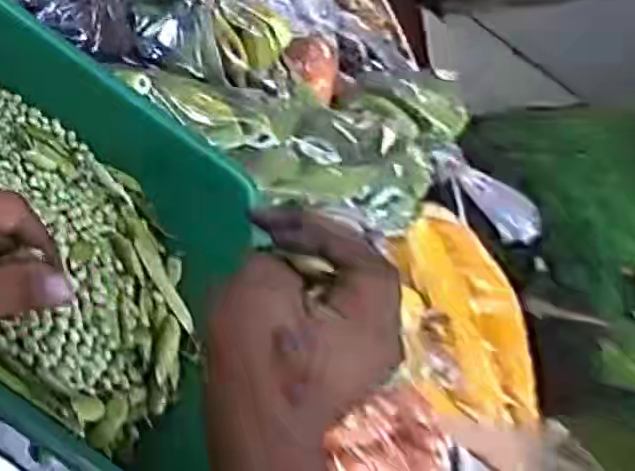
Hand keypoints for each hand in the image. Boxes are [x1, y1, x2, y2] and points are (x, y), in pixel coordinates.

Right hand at [209, 209, 401, 440]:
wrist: (254, 415)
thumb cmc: (257, 349)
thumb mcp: (258, 286)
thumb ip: (276, 260)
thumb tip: (280, 259)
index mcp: (372, 321)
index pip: (366, 258)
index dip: (320, 228)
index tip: (270, 221)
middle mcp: (381, 338)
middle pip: (359, 274)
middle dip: (313, 243)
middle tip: (266, 229)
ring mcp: (361, 354)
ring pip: (343, 292)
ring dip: (304, 264)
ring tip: (262, 251)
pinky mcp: (336, 361)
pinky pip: (329, 310)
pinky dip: (301, 286)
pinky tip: (268, 284)